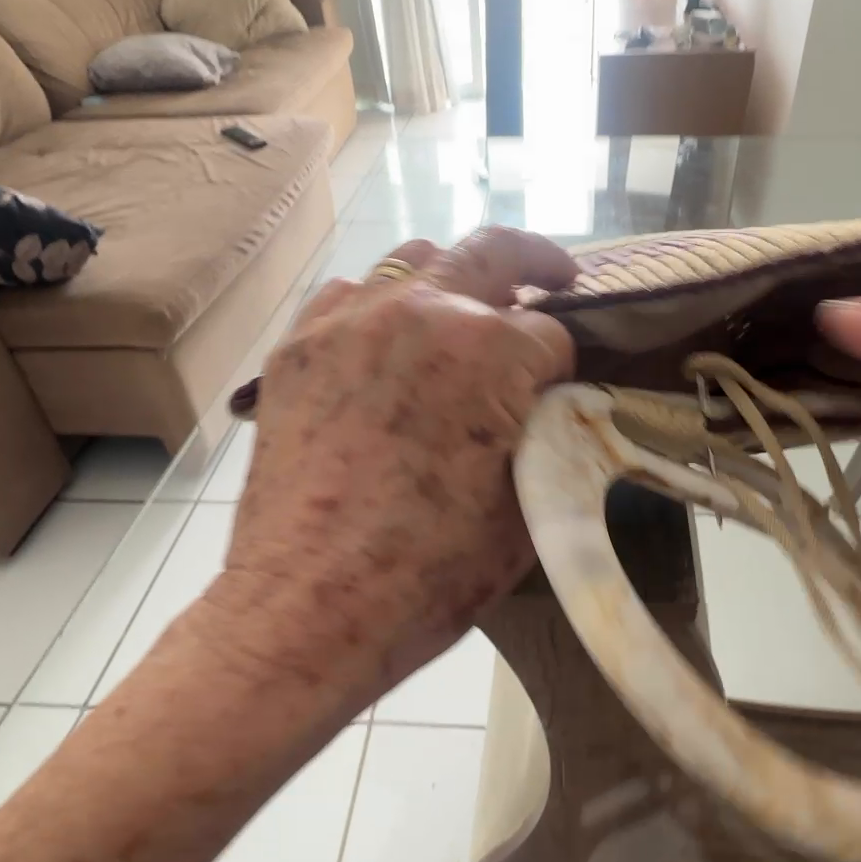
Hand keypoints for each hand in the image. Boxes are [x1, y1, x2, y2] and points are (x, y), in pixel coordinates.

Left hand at [220, 227, 576, 689]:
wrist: (308, 607)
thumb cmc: (429, 574)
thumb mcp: (526, 510)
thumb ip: (550, 439)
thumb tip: (550, 411)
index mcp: (492, 352)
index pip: (552, 334)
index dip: (562, 368)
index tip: (557, 396)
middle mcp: (422, 312)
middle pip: (493, 254)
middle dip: (536, 264)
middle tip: (555, 278)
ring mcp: (350, 322)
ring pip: (415, 262)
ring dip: (453, 280)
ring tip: (465, 312)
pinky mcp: (297, 347)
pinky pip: (349, 296)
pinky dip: (381, 307)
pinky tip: (386, 344)